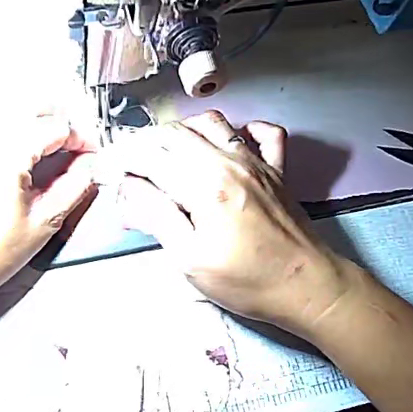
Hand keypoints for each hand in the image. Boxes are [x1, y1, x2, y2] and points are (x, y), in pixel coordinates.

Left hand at [0, 109, 97, 311]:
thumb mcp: (45, 221)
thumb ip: (75, 185)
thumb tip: (90, 164)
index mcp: (8, 152)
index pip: (57, 125)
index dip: (81, 137)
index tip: (89, 153)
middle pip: (31, 104)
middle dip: (57, 120)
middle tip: (70, 144)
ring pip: (4, 105)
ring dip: (31, 118)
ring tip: (44, 144)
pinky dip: (2, 124)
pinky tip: (9, 147)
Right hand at [99, 111, 360, 337]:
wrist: (309, 288)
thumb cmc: (248, 282)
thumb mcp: (190, 260)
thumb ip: (156, 216)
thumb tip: (126, 188)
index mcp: (205, 185)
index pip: (149, 156)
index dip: (119, 159)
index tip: (102, 172)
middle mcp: (229, 162)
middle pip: (174, 132)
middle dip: (141, 143)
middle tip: (124, 167)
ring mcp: (256, 161)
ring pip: (210, 123)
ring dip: (179, 132)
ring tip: (162, 155)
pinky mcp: (276, 169)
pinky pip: (261, 132)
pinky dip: (239, 130)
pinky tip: (226, 144)